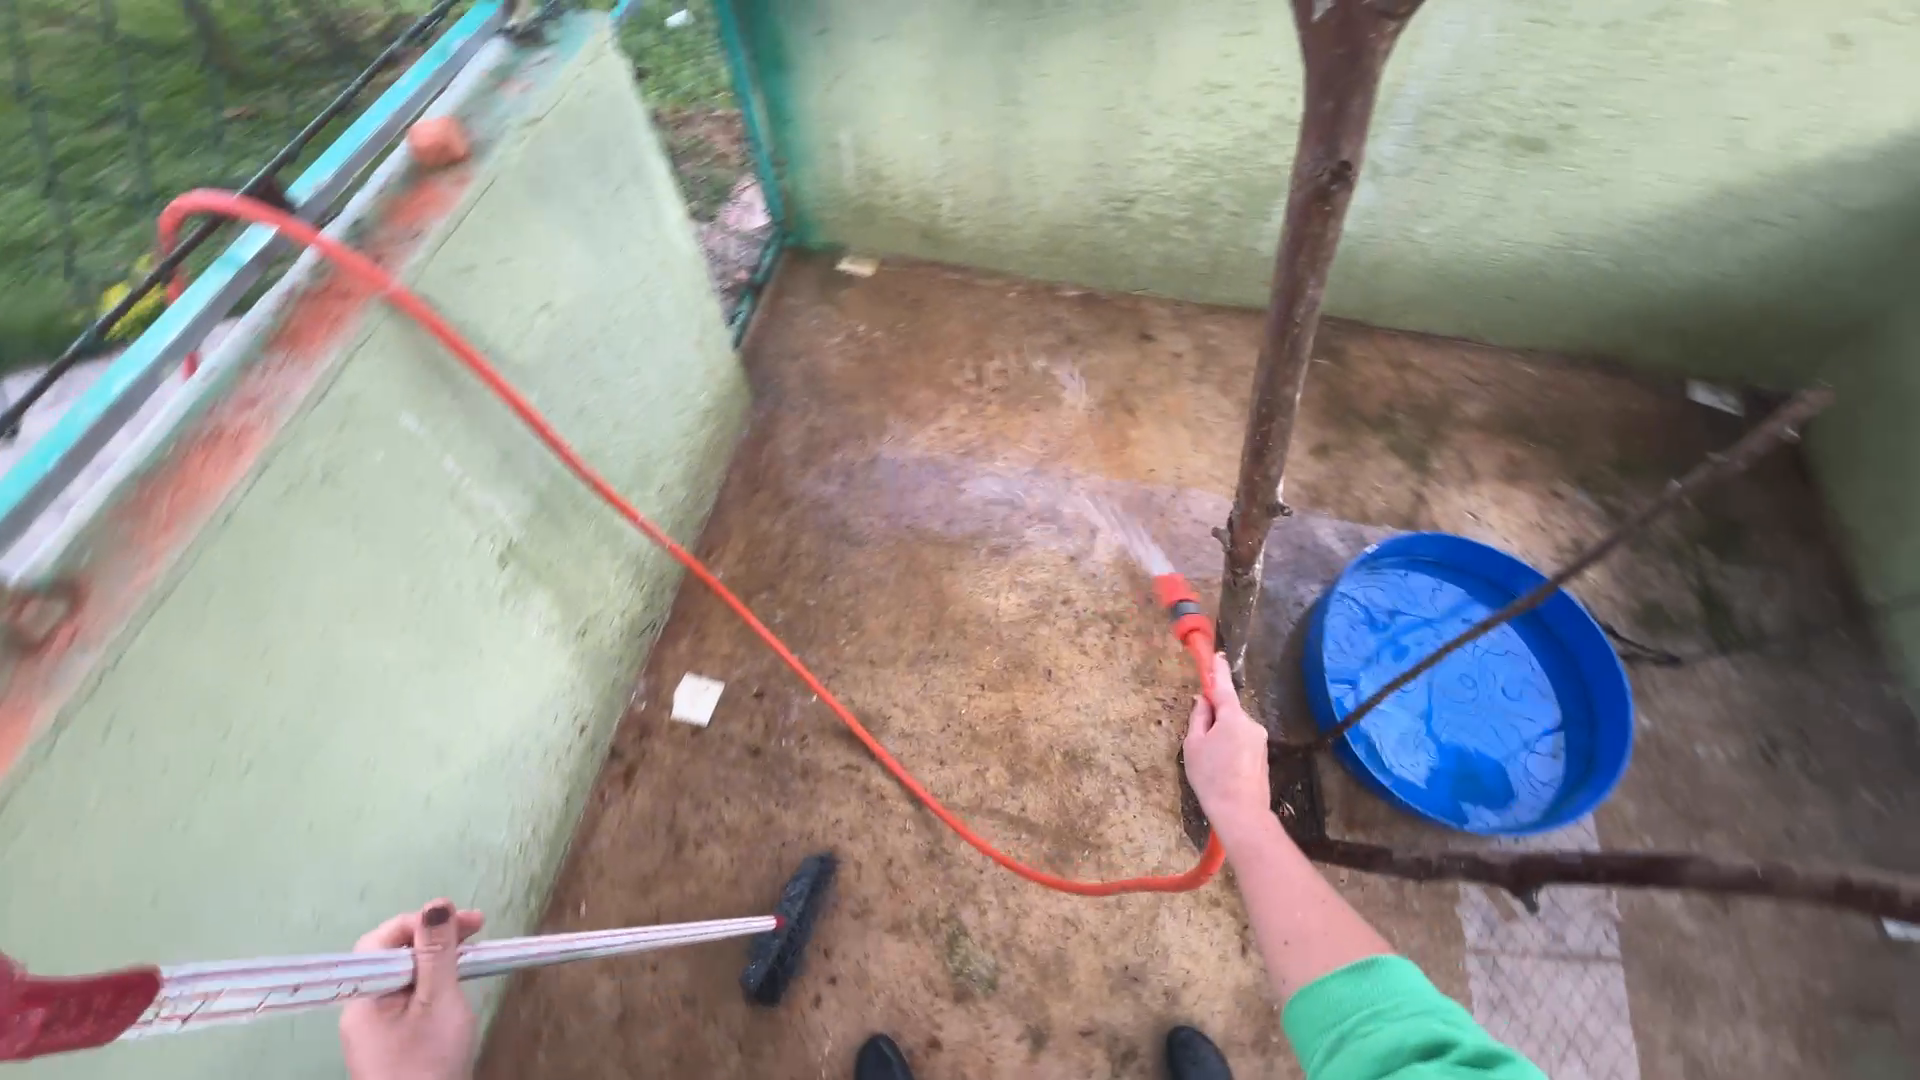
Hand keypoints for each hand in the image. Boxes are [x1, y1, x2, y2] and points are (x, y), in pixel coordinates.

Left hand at [340, 900, 485, 1079]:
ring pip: (404, 972)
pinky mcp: (393, 1035)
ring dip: (438, 954)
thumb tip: (436, 903)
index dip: (420, 922)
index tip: (465, 920)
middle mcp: (363, 1007)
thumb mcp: (439, 999)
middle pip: (392, 954)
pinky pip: (410, 992)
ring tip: (472, 953)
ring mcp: (376, 1024)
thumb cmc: (429, 1057)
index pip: (380, 942)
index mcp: (364, 997)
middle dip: (434, 935)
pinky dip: (435, 977)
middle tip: (477, 929)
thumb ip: (437, 950)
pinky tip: (457, 982)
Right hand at [1183, 653, 1272, 845]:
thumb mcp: (1194, 744)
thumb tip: (1203, 701)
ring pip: (1233, 728)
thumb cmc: (1211, 776)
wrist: (1240, 812)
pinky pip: (1240, 741)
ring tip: (1209, 762)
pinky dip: (1229, 747)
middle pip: (1227, 711)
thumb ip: (1199, 717)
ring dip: (1220, 735)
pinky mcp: (1261, 755)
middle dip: (1213, 718)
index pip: (1224, 687)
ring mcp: (1259, 740)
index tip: (1218, 655)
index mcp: (1233, 717)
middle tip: (1199, 741)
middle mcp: (1251, 723)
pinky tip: (1221, 768)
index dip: (1218, 671)